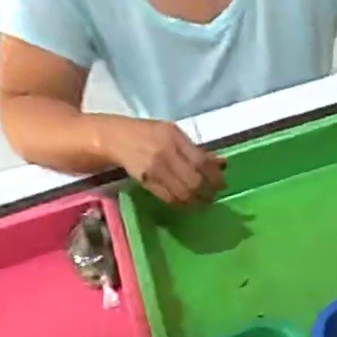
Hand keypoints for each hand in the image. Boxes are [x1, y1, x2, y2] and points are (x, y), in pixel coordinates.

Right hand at [107, 117, 224, 204]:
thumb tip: (222, 163)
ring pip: (183, 192)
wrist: (114, 138)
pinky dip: (181, 203)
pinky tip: (186, 202)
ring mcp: (155, 167)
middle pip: (194, 180)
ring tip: (202, 202)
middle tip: (212, 196)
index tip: (222, 184)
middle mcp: (165, 151)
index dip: (215, 176)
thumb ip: (196, 149)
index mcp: (174, 136)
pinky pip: (169, 197)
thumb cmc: (147, 134)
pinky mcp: (146, 180)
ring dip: (196, 201)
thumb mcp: (172, 134)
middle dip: (207, 192)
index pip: (201, 161)